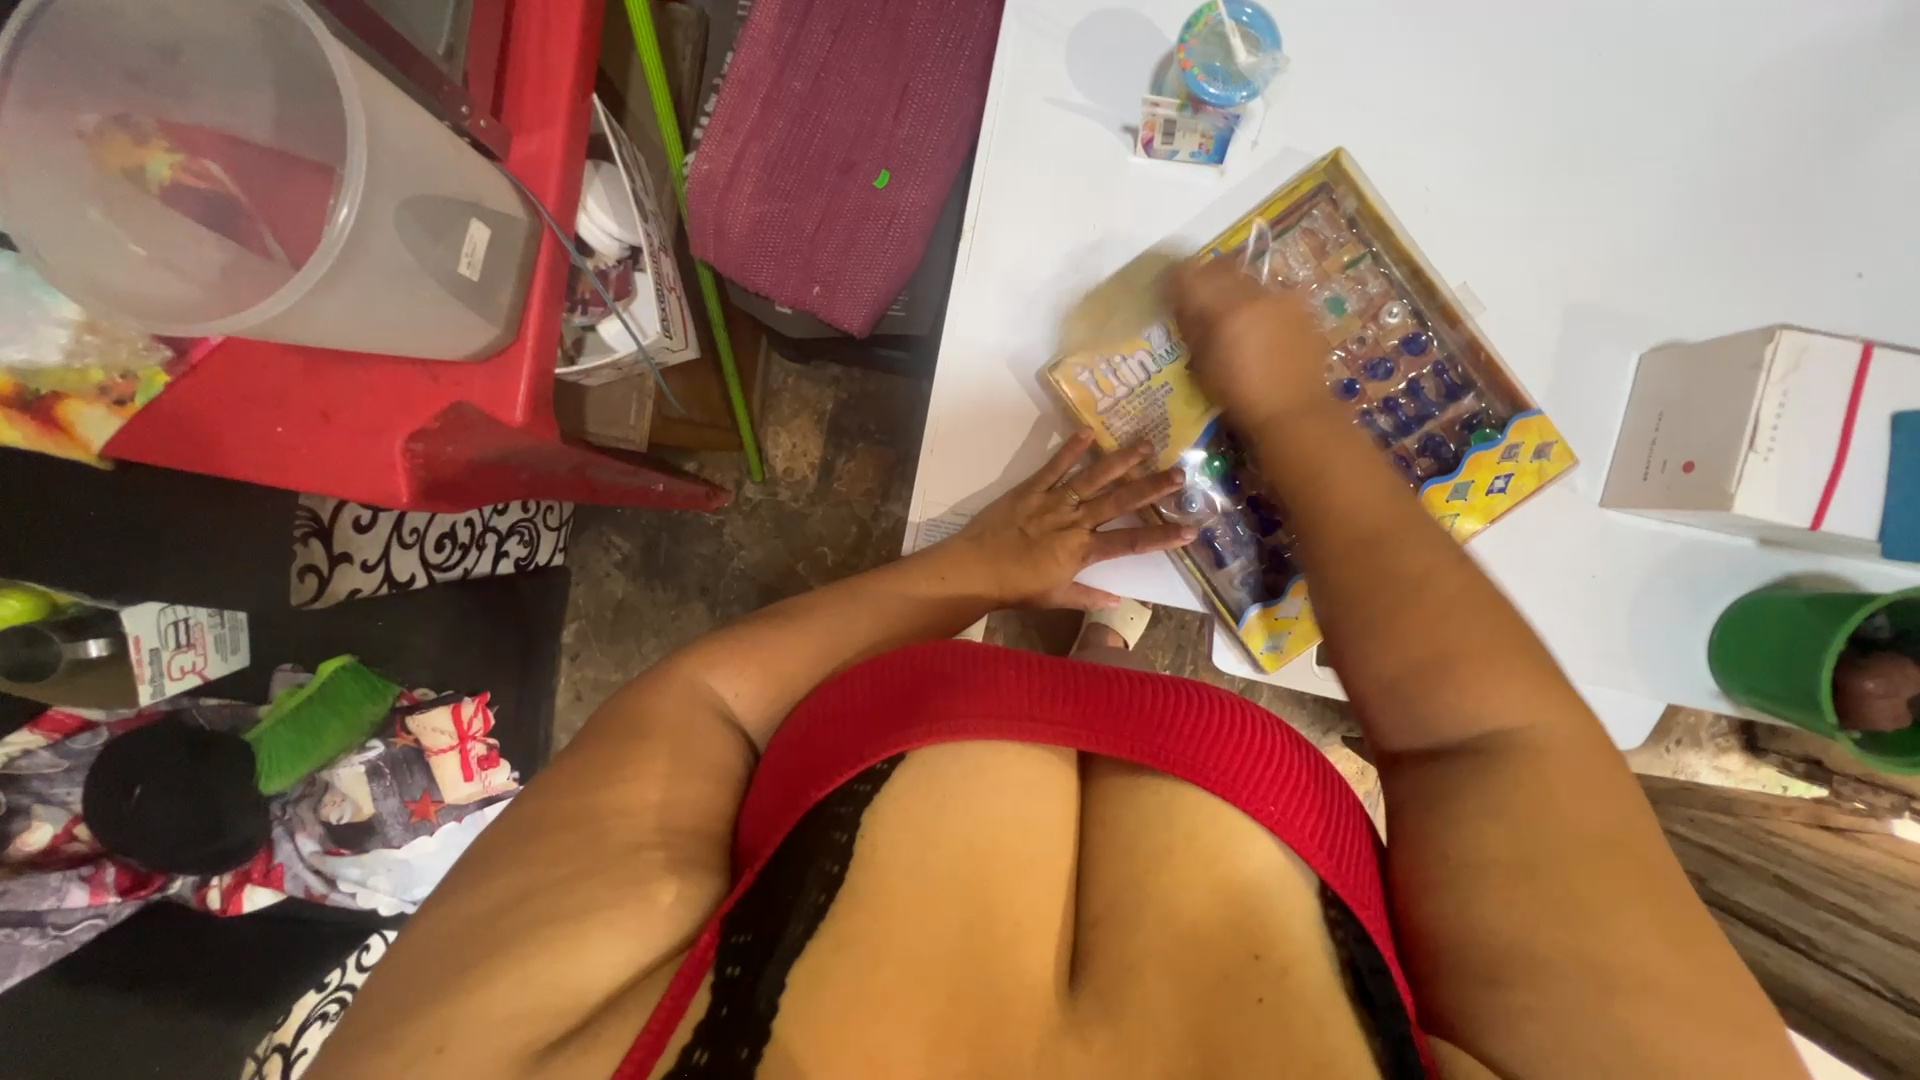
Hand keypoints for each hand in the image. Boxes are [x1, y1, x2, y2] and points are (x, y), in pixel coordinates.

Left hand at [948, 431, 1195, 609]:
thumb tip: (1118, 602)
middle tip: (1180, 473)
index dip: (1161, 537)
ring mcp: (1052, 502)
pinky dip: (1070, 449)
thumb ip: (1088, 597)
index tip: (1190, 529)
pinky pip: (1053, 466)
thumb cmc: (1014, 588)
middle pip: (1118, 502)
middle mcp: (1073, 522)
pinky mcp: (1030, 489)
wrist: (974, 571)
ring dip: (1120, 461)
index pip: (1130, 543)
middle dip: (1152, 488)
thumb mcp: (1054, 598)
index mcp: (1081, 551)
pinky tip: (1089, 431)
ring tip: (1146, 444)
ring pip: (1092, 478)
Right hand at [1167, 257, 1335, 428]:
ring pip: (1248, 279)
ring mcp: (1282, 298)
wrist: (1293, 411)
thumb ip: (1192, 330)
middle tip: (1197, 299)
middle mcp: (1255, 294)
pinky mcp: (1302, 308)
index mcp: (1225, 309)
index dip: (1175, 280)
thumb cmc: (1239, 396)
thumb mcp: (1202, 367)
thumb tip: (1183, 307)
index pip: (1189, 275)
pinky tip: (1258, 327)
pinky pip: (1272, 294)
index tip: (1169, 291)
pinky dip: (1259, 304)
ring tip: (1230, 315)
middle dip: (1205, 279)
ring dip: (1234, 290)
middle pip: (1221, 268)